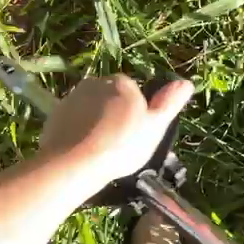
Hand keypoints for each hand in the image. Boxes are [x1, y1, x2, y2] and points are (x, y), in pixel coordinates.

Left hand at [35, 75, 193, 186]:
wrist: (75, 162)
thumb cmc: (122, 146)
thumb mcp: (154, 127)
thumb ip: (169, 103)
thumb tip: (186, 82)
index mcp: (122, 82)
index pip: (132, 91)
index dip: (135, 112)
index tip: (134, 133)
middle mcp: (96, 82)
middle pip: (110, 96)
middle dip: (113, 113)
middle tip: (117, 143)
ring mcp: (74, 96)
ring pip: (91, 107)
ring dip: (95, 121)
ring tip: (99, 148)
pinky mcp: (56, 111)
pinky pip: (73, 118)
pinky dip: (77, 129)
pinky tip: (81, 149)